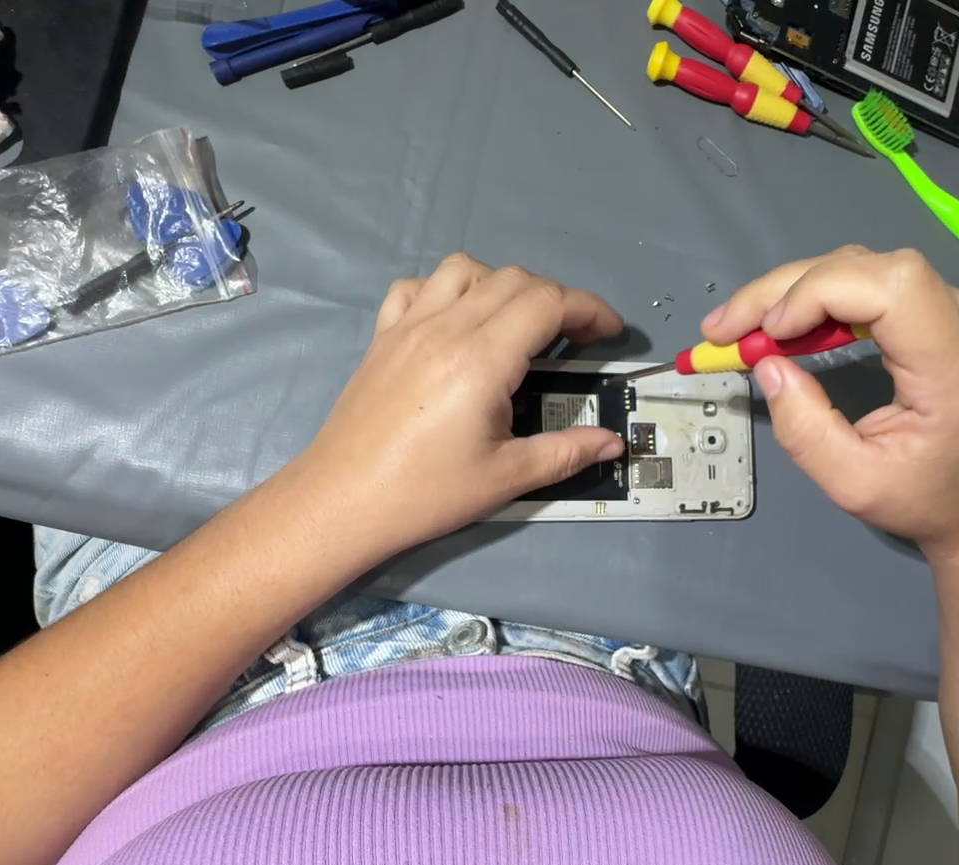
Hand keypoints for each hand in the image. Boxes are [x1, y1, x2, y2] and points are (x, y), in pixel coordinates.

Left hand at [281, 254, 625, 557]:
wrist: (343, 501)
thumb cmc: (427, 494)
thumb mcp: (507, 478)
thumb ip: (567, 453)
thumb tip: (615, 444)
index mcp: (481, 360)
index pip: (547, 303)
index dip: (589, 308)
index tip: (610, 332)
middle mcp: (445, 328)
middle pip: (514, 279)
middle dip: (557, 298)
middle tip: (575, 338)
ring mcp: (408, 326)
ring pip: (464, 269)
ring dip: (504, 284)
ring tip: (518, 323)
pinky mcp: (382, 337)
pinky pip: (416, 288)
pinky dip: (447, 290)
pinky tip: (455, 321)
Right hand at [703, 246, 958, 557]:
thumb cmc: (923, 499)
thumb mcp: (853, 484)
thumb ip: (806, 429)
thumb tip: (765, 365)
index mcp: (957, 368)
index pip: (892, 287)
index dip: (819, 292)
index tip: (766, 334)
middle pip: (870, 268)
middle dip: (785, 290)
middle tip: (723, 328)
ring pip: (865, 269)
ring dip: (794, 291)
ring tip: (743, 328)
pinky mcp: (946, 310)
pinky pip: (873, 284)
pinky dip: (818, 298)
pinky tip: (783, 323)